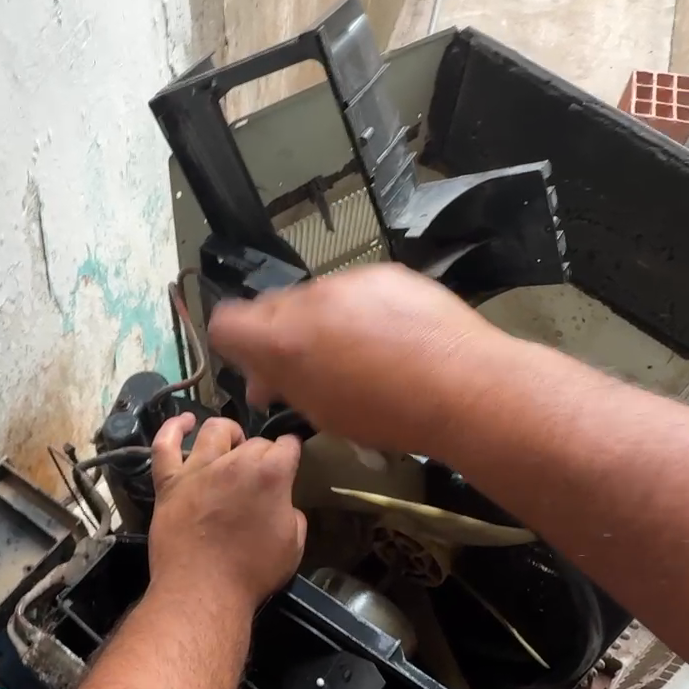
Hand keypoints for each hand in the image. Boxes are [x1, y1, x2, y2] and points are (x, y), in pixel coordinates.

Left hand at [147, 413, 305, 613]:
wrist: (202, 590)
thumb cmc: (252, 573)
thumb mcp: (293, 546)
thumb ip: (292, 515)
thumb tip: (281, 504)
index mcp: (271, 475)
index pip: (287, 445)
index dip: (291, 450)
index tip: (290, 459)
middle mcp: (234, 462)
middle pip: (253, 440)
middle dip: (262, 450)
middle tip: (261, 471)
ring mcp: (197, 469)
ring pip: (214, 431)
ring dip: (228, 432)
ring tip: (232, 443)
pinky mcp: (169, 482)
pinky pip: (165, 445)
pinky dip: (173, 428)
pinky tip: (184, 423)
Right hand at [208, 263, 511, 456]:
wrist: (463, 387)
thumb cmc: (388, 415)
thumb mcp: (319, 412)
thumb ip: (282, 385)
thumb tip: (264, 378)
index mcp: (282, 339)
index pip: (225, 323)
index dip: (234, 345)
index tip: (254, 365)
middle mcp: (308, 300)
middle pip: (270, 308)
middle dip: (279, 336)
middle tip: (303, 370)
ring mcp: (348, 281)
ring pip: (313, 299)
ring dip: (320, 324)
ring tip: (355, 358)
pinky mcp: (384, 273)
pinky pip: (354, 290)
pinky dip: (357, 311)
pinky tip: (386, 340)